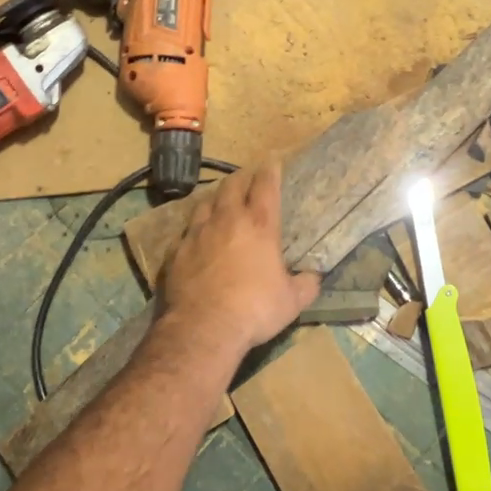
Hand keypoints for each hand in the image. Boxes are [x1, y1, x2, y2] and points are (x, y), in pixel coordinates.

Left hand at [156, 162, 320, 358]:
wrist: (204, 328)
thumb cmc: (255, 309)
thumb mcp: (292, 301)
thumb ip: (306, 284)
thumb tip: (315, 276)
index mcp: (259, 225)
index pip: (265, 186)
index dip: (270, 171)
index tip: (272, 162)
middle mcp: (227, 220)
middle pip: (231, 186)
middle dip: (240, 178)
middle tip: (245, 179)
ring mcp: (197, 233)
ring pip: (204, 203)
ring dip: (214, 199)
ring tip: (219, 202)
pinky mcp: (176, 251)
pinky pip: (186, 232)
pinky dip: (194, 230)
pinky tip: (195, 238)